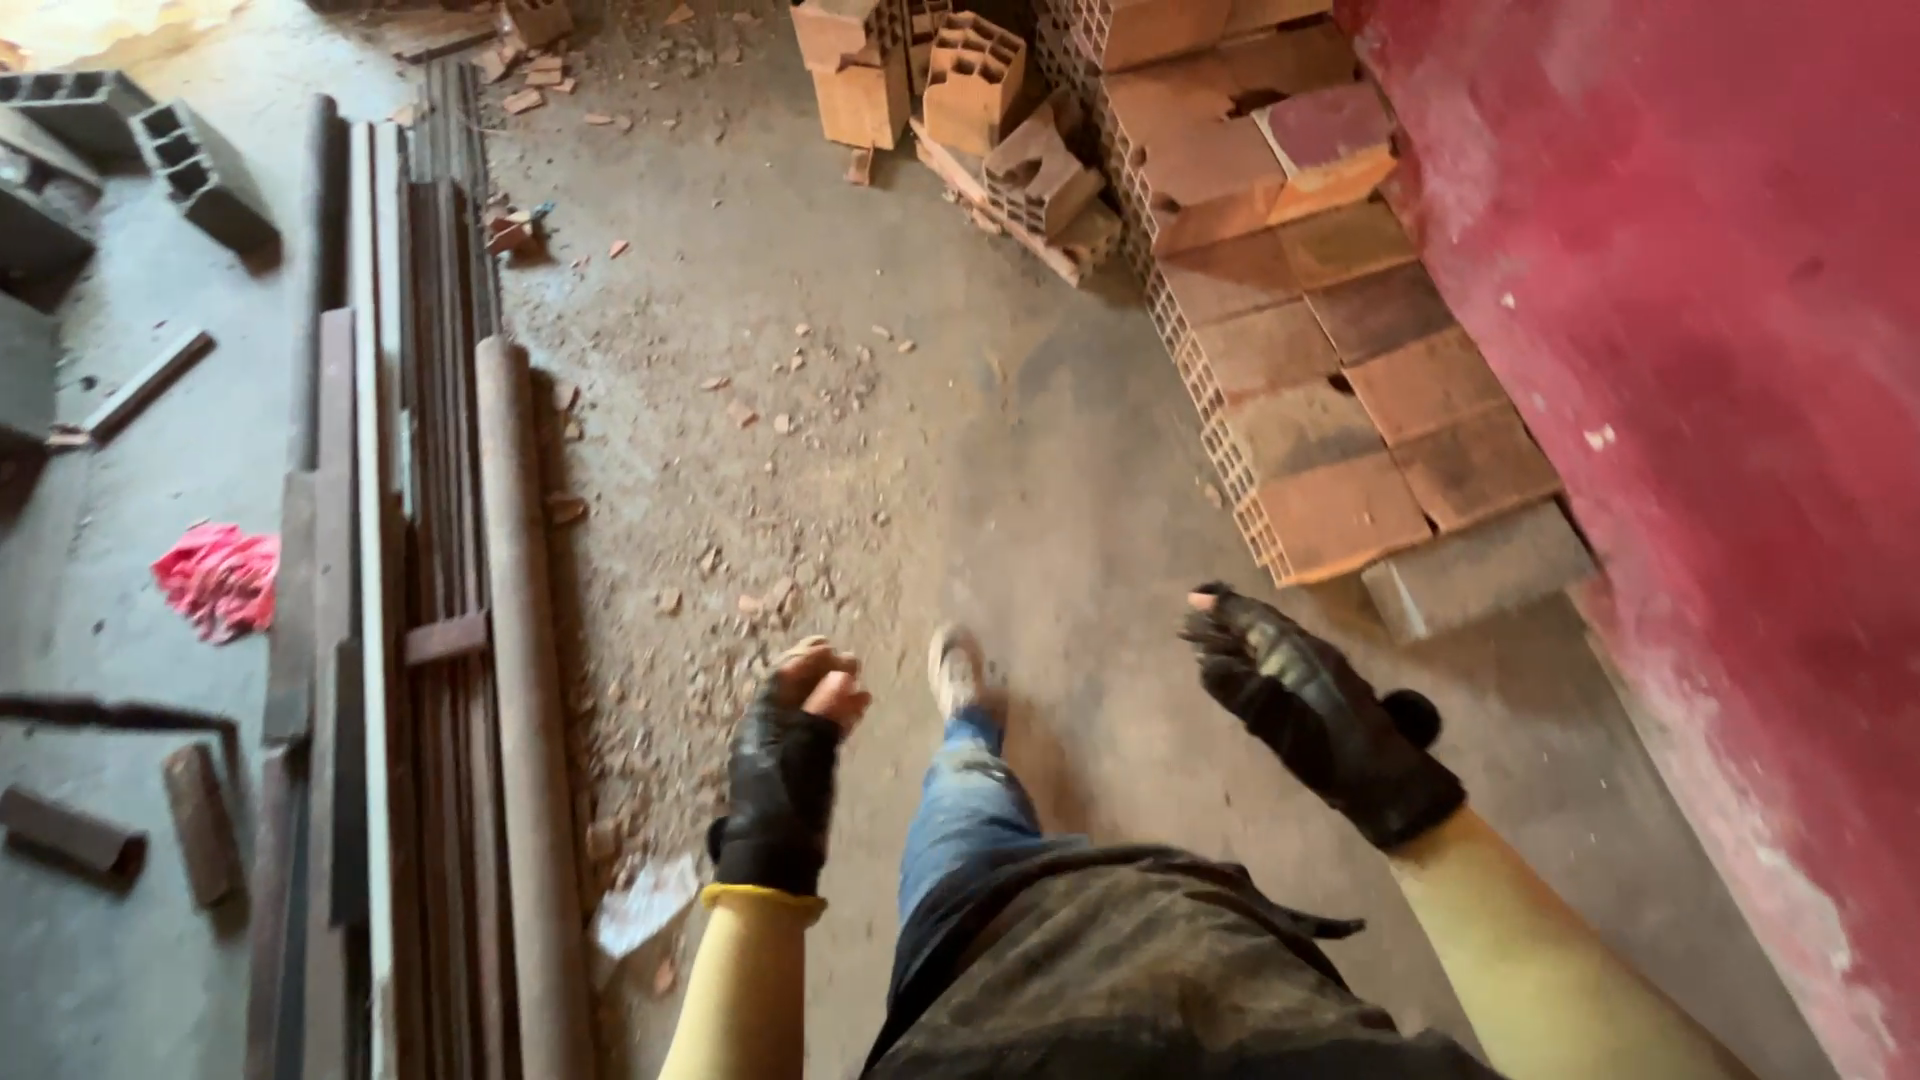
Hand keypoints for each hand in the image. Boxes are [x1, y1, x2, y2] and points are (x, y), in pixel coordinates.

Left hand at [708, 637, 869, 898]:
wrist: (777, 856)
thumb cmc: (786, 797)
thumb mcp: (805, 750)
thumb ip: (823, 711)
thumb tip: (840, 676)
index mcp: (760, 724)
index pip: (779, 680)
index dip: (803, 660)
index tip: (827, 645)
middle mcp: (769, 733)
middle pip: (795, 693)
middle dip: (821, 674)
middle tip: (849, 660)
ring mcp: (786, 752)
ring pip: (811, 712)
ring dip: (834, 694)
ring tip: (860, 681)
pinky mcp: (802, 769)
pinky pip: (820, 733)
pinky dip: (838, 719)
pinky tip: (860, 709)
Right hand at [1180, 583, 1463, 849]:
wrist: (1379, 782)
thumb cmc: (1326, 749)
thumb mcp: (1276, 722)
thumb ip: (1240, 691)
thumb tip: (1205, 666)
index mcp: (1297, 651)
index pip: (1254, 617)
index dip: (1223, 607)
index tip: (1193, 599)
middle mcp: (1306, 652)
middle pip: (1260, 626)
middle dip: (1225, 621)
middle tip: (1191, 621)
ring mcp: (1313, 672)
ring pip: (1267, 644)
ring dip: (1235, 641)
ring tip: (1204, 643)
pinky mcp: (1315, 692)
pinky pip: (1275, 662)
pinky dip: (1249, 659)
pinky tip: (1236, 671)